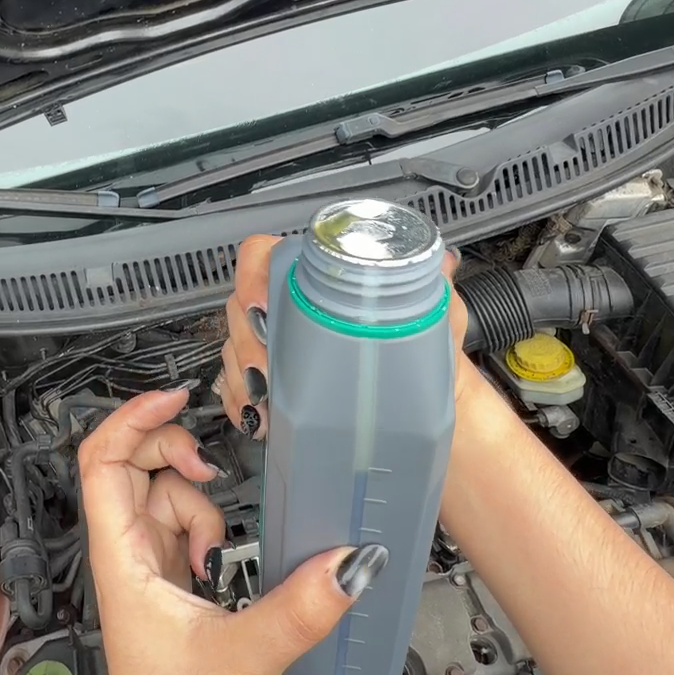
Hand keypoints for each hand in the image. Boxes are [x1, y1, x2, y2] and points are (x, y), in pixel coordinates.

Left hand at [78, 388, 386, 674]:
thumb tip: (345, 562)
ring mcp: (147, 562)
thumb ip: (298, 608)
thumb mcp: (244, 659)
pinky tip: (217, 556)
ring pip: (162, 491)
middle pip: (131, 463)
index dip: (131, 419)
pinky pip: (182, 522)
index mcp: (121, 558)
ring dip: (195, 499)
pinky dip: (203, 524)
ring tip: (215, 543)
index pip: (102, 462)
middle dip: (172, 451)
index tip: (172, 398)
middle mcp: (127, 552)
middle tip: (208, 463)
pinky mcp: (169, 577)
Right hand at [219, 235, 485, 437]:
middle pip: (240, 307)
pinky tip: (261, 419)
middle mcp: (289, 308)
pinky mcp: (274, 386)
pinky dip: (243, 407)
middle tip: (265, 368)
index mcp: (315, 279)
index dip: (251, 276)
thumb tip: (439, 262)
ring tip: (267, 402)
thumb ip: (430, 287)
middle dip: (248, 341)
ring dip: (243, 380)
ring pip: (234, 350)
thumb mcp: (433, 316)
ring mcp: (278, 348)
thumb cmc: (429, 360)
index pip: (262, 255)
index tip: (260, 305)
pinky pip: (237, 391)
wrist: (429, 415)